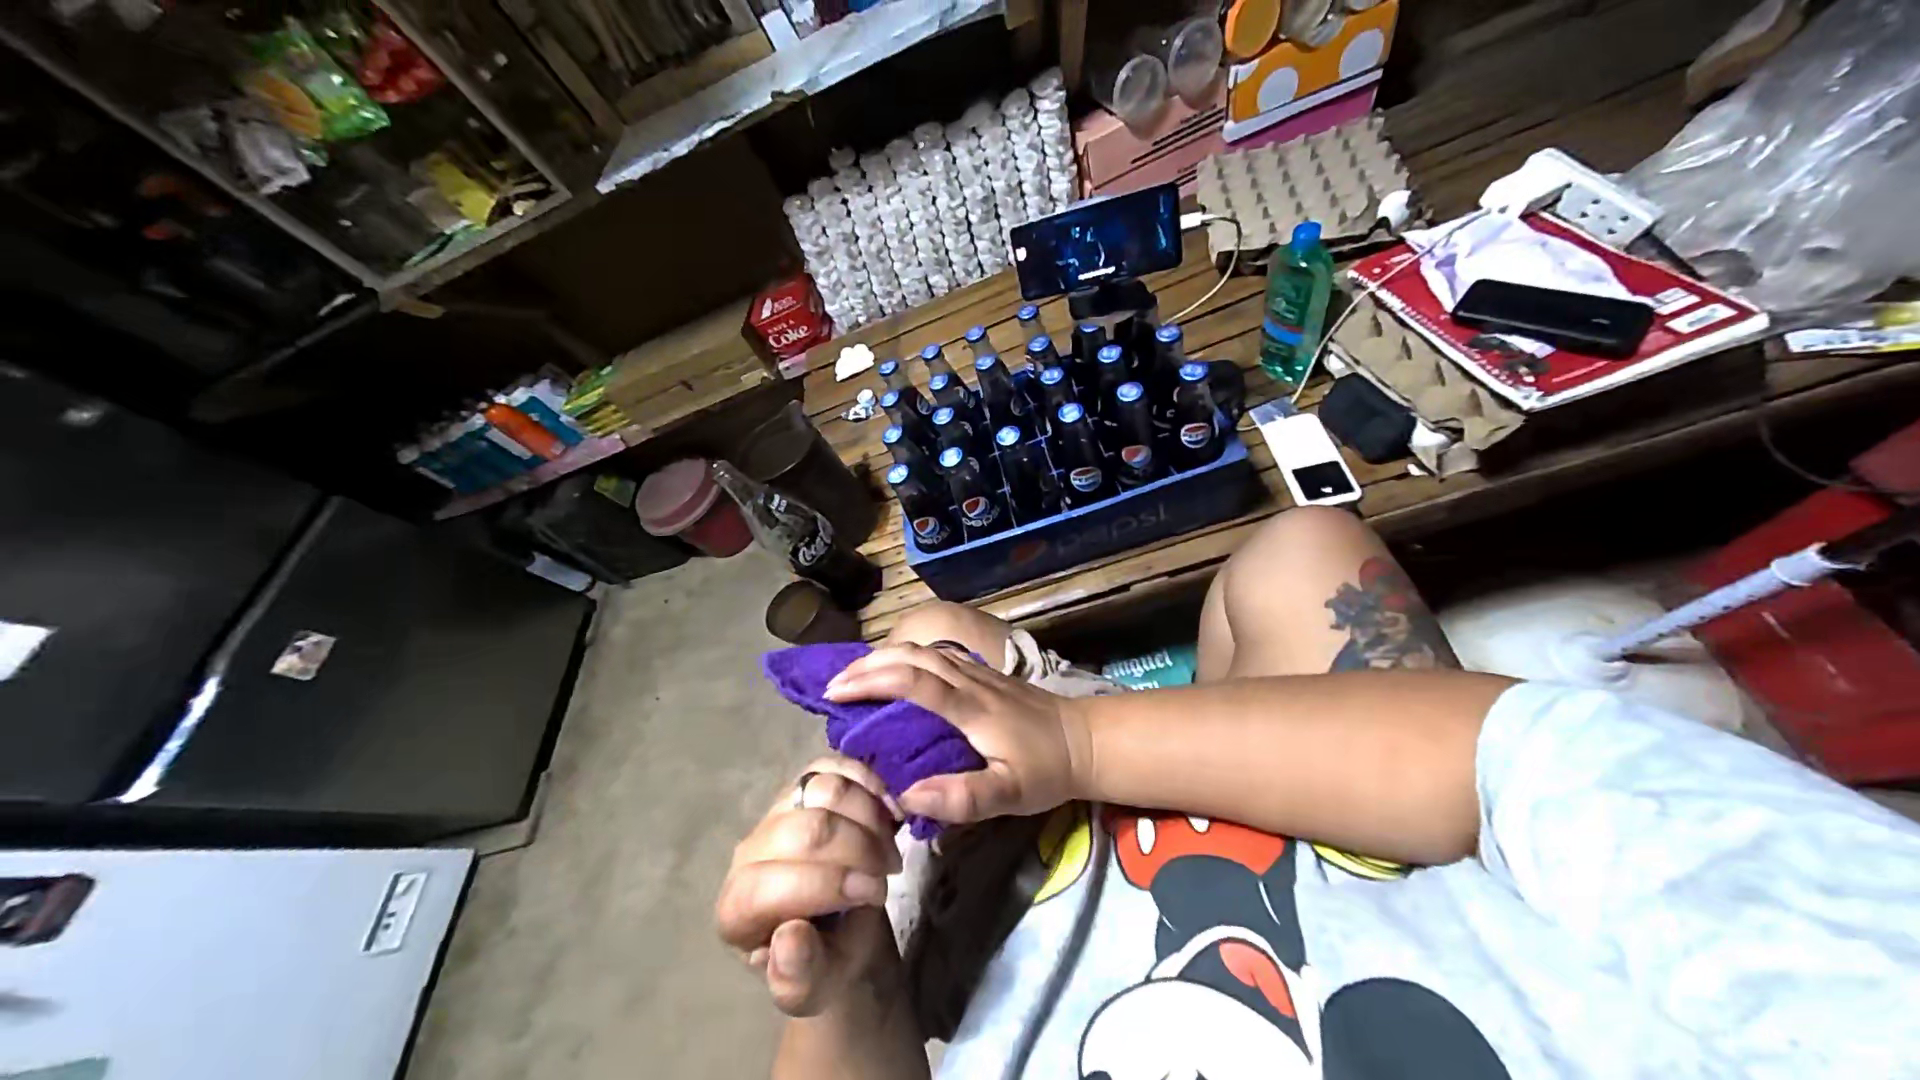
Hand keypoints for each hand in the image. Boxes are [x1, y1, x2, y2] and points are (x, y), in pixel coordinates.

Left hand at [715, 756, 902, 1016]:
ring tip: (889, 843)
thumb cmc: (826, 961)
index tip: (874, 893)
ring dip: (869, 814)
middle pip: (804, 830)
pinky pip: (832, 764)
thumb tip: (790, 937)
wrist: (841, 930)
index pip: (766, 886)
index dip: (826, 884)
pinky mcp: (804, 785)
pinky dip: (866, 780)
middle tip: (889, 870)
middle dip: (859, 847)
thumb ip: (799, 976)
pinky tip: (887, 807)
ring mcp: (777, 812)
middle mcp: (748, 853)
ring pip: (822, 789)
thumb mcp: (817, 987)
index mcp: (737, 910)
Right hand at [823, 642, 1092, 824]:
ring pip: (924, 651)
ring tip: (852, 676)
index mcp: (972, 707)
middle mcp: (970, 680)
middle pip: (913, 656)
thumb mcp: (1010, 795)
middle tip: (833, 686)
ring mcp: (977, 672)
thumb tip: (907, 797)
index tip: (837, 694)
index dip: (874, 682)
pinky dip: (905, 658)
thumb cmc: (1045, 769)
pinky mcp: (983, 673)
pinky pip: (936, 655)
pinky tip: (893, 670)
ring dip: (884, 657)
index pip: (915, 682)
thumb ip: (963, 798)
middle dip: (868, 665)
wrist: (1085, 740)